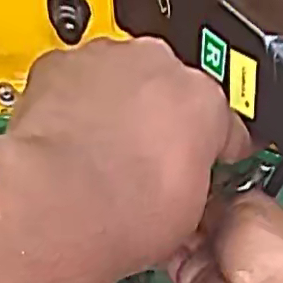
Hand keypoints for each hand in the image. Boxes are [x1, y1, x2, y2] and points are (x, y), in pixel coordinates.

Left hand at [5, 39, 252, 278]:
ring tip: (107, 170)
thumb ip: (197, 191)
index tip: (202, 173)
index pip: (222, 124)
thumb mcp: (188, 220)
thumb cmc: (125, 216)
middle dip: (162, 130)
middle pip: (170, 94)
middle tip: (148, 176)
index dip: (213, 156)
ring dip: (118, 119)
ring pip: (122, 86)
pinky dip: (76, 114)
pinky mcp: (60, 68)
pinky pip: (75, 87)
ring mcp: (108, 62)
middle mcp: (159, 68)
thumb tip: (188, 200)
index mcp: (205, 104)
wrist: (64, 210)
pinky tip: (75, 156)